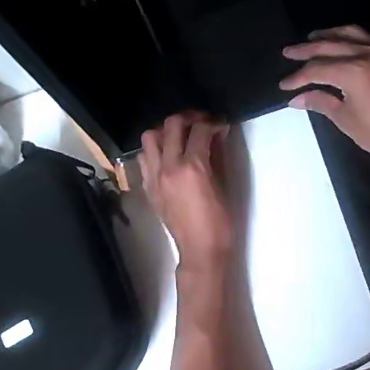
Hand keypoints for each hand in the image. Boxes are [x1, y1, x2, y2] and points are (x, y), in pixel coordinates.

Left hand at [140, 111, 235, 269]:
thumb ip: (219, 157)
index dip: (214, 123)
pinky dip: (156, 151)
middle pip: (172, 125)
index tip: (221, 125)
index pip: (200, 131)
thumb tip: (218, 136)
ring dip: (166, 132)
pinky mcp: (149, 187)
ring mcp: (155, 177)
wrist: (201, 250)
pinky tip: (169, 157)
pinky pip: (144, 158)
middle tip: (202, 123)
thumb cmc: (220, 222)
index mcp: (192, 167)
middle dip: (189, 119)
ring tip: (181, 137)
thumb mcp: (224, 186)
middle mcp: (169, 167)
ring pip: (151, 137)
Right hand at [280, 26, 369, 176]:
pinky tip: (344, 42)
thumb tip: (297, 98)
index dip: (298, 77)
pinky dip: (352, 37)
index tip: (283, 85)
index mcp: (353, 71)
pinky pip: (369, 38)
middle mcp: (367, 54)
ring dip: (329, 35)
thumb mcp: (347, 120)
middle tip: (288, 51)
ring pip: (351, 34)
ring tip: (312, 39)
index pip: (317, 69)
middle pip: (330, 46)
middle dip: (306, 50)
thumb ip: (321, 102)